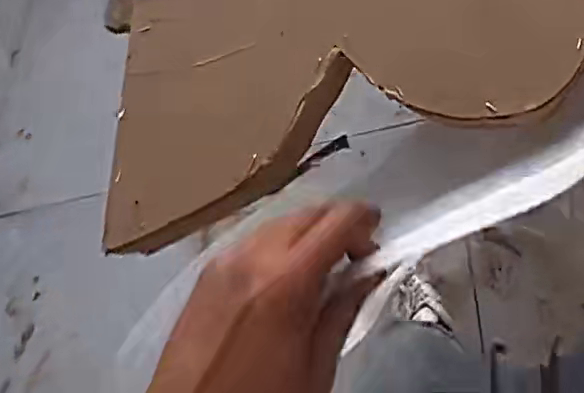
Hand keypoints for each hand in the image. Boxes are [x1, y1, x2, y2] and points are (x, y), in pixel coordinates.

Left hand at [147, 202, 383, 392]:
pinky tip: (283, 277)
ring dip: (308, 233)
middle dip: (338, 225)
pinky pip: (253, 239)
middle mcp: (254, 257)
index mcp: (286, 281)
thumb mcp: (314, 371)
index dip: (364, 219)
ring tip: (320, 268)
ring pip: (282, 221)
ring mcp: (226, 260)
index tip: (376, 234)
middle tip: (355, 255)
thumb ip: (344, 311)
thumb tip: (368, 274)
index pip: (338, 220)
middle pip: (311, 213)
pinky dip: (277, 245)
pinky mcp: (206, 272)